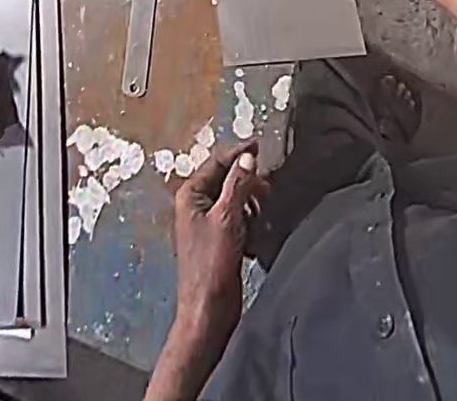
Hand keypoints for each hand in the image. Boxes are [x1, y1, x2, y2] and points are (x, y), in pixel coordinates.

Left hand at [171, 142, 267, 332]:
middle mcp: (195, 205)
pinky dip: (248, 217)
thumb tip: (247, 157)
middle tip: (266, 184)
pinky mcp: (218, 238)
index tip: (258, 147)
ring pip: (233, 197)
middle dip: (246, 180)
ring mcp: (206, 222)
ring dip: (249, 200)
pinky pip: (236, 216)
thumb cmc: (211, 264)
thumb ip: (238, 184)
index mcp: (190, 195)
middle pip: (225, 178)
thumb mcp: (227, 217)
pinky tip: (255, 229)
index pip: (216, 162)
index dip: (238, 153)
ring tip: (262, 208)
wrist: (209, 310)